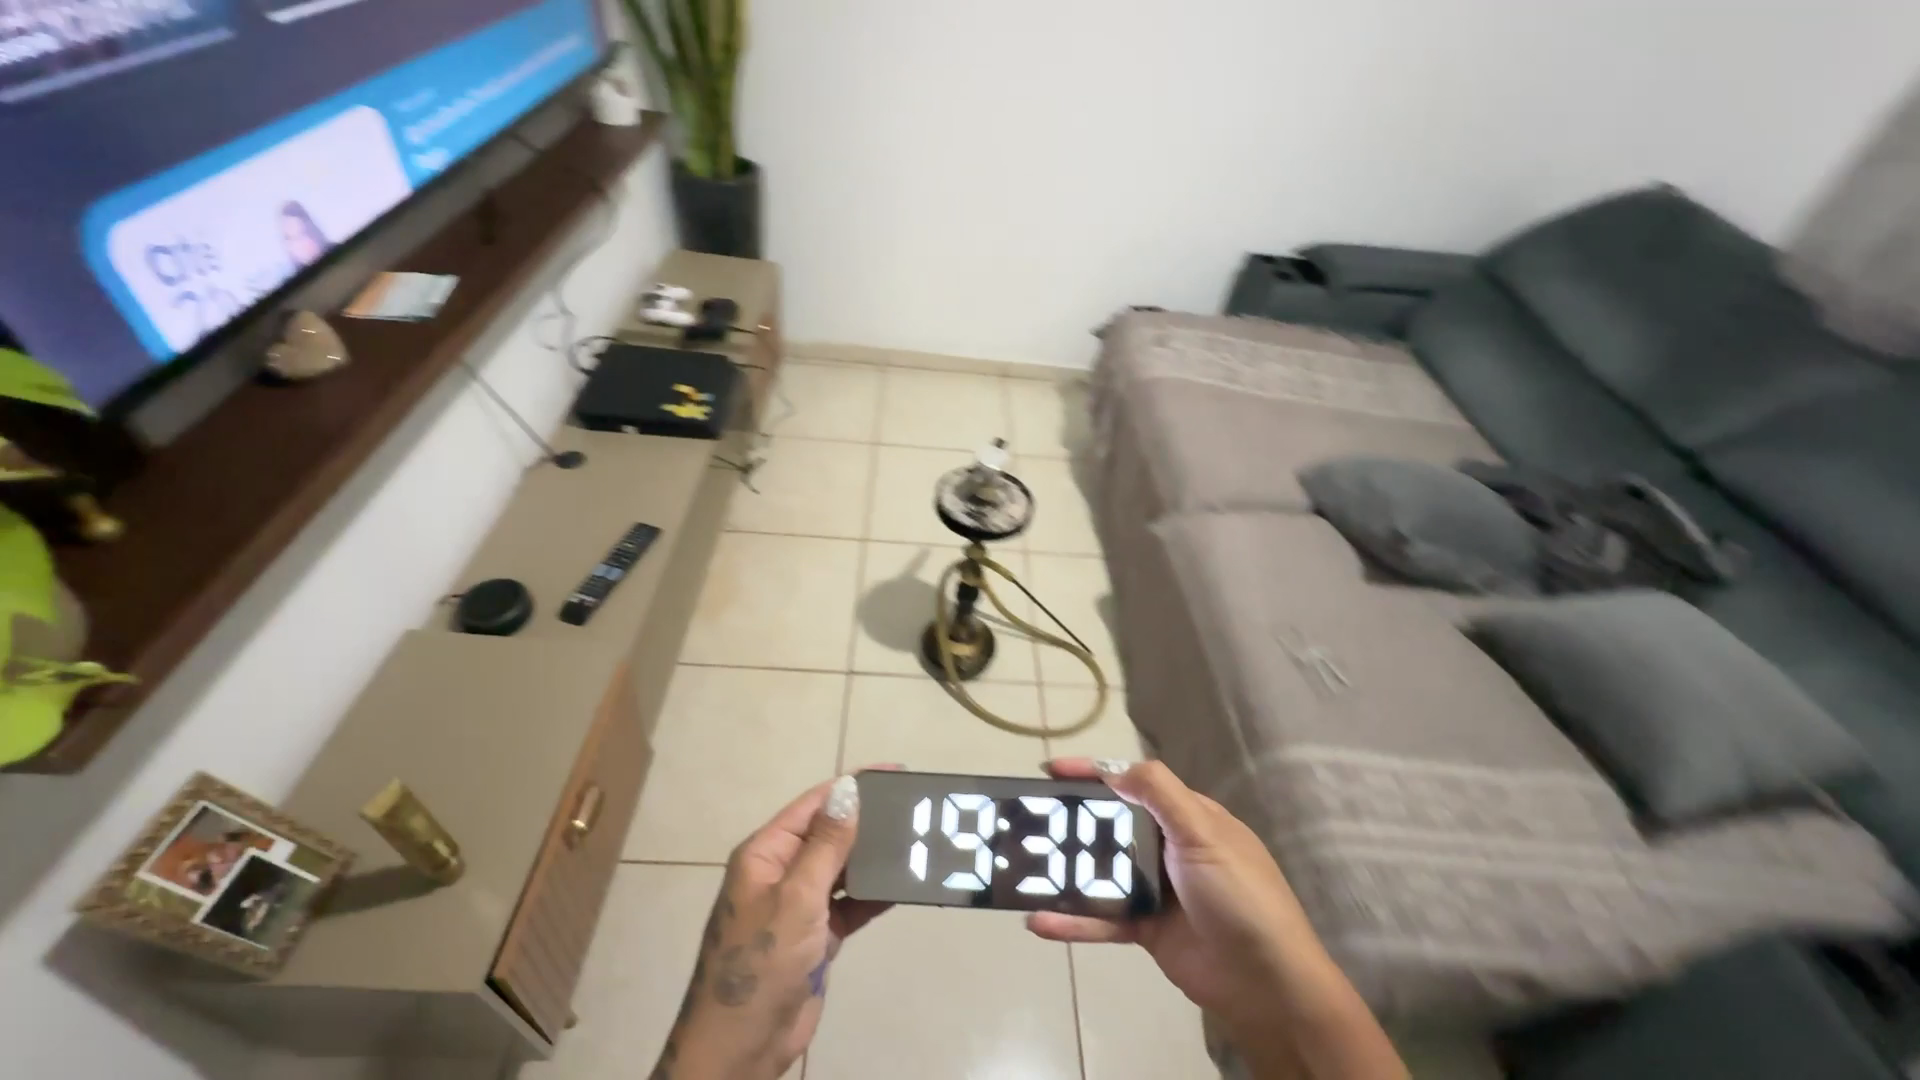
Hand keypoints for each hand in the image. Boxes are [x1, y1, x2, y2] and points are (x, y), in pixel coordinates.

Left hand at [650, 774, 890, 1079]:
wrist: (741, 1045)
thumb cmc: (761, 962)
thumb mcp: (796, 897)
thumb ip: (827, 844)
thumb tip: (847, 788)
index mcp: (766, 853)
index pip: (814, 805)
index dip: (853, 785)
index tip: (894, 773)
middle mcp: (782, 872)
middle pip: (830, 833)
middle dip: (867, 819)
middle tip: (914, 808)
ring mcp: (799, 904)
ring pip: (843, 867)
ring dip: (874, 856)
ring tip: (916, 839)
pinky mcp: (816, 934)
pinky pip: (850, 903)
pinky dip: (874, 893)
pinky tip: (905, 883)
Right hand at [1029, 758, 1406, 1079]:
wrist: (1267, 983)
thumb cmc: (1238, 895)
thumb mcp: (1204, 833)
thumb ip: (1159, 795)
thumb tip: (1113, 770)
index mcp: (1189, 817)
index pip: (1135, 783)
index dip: (1095, 773)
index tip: (1053, 770)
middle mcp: (1169, 847)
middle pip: (1111, 826)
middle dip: (1071, 822)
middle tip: (1027, 818)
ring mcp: (1156, 890)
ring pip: (1101, 873)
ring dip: (1065, 872)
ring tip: (1023, 868)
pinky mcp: (1146, 929)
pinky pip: (1102, 920)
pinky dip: (1072, 920)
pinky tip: (1039, 922)